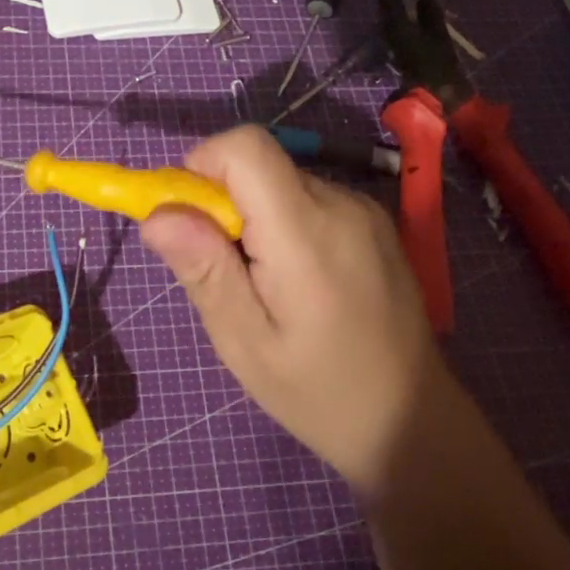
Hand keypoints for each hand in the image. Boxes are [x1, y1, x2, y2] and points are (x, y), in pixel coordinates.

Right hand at [141, 125, 439, 490]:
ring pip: (280, 182)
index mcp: (306, 231)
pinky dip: (283, 224)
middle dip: (223, 203)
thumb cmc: (319, 392)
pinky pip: (307, 199)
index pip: (245, 146)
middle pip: (259, 165)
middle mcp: (339, 203)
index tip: (190, 221)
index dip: (203, 167)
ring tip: (265, 286)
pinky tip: (297, 283)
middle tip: (225, 272)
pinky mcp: (373, 222)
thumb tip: (156, 214)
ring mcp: (363, 209)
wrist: (414, 422)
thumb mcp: (245, 343)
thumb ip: (203, 270)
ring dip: (254, 217)